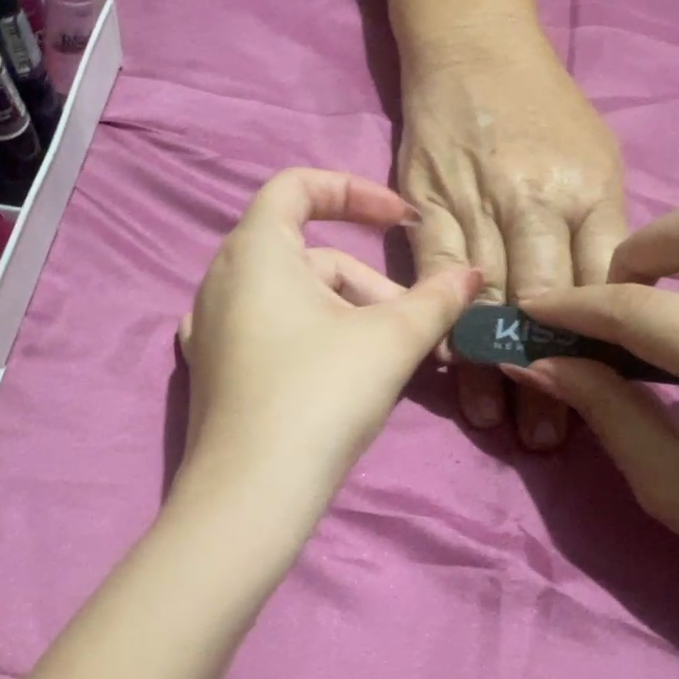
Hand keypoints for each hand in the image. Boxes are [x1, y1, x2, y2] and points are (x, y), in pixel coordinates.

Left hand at [178, 169, 481, 497]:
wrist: (251, 491)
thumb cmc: (320, 395)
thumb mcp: (390, 341)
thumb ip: (435, 299)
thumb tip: (470, 273)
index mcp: (253, 251)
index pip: (298, 187)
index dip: (355, 192)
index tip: (401, 222)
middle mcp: (218, 281)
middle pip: (306, 257)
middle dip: (366, 285)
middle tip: (412, 330)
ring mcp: (207, 330)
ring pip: (289, 301)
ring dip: (343, 317)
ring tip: (384, 363)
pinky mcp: (210, 373)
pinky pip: (265, 335)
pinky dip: (307, 341)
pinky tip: (333, 379)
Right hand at [398, 22, 625, 449]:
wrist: (472, 53)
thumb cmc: (544, 112)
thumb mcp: (600, 160)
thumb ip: (603, 234)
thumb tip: (608, 313)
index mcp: (591, 192)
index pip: (602, 283)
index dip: (599, 347)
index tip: (601, 403)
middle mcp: (536, 200)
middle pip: (545, 301)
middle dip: (547, 372)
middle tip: (546, 437)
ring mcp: (477, 204)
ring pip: (488, 298)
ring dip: (491, 364)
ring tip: (496, 421)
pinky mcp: (427, 208)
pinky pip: (434, 275)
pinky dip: (440, 322)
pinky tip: (446, 367)